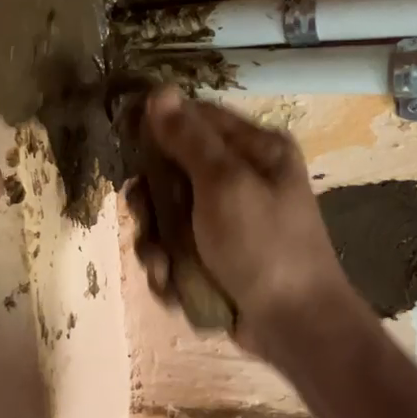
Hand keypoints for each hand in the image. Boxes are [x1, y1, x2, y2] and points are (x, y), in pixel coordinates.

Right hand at [143, 89, 355, 351]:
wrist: (295, 325)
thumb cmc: (263, 245)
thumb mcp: (224, 183)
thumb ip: (187, 139)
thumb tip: (159, 91)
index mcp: (255, 150)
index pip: (195, 118)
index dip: (156, 126)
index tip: (122, 139)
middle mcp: (241, 179)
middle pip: (171, 171)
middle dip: (152, 200)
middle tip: (145, 216)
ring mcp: (227, 223)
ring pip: (167, 217)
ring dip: (156, 243)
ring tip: (164, 267)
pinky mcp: (216, 258)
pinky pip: (176, 252)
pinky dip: (170, 270)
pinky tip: (173, 287)